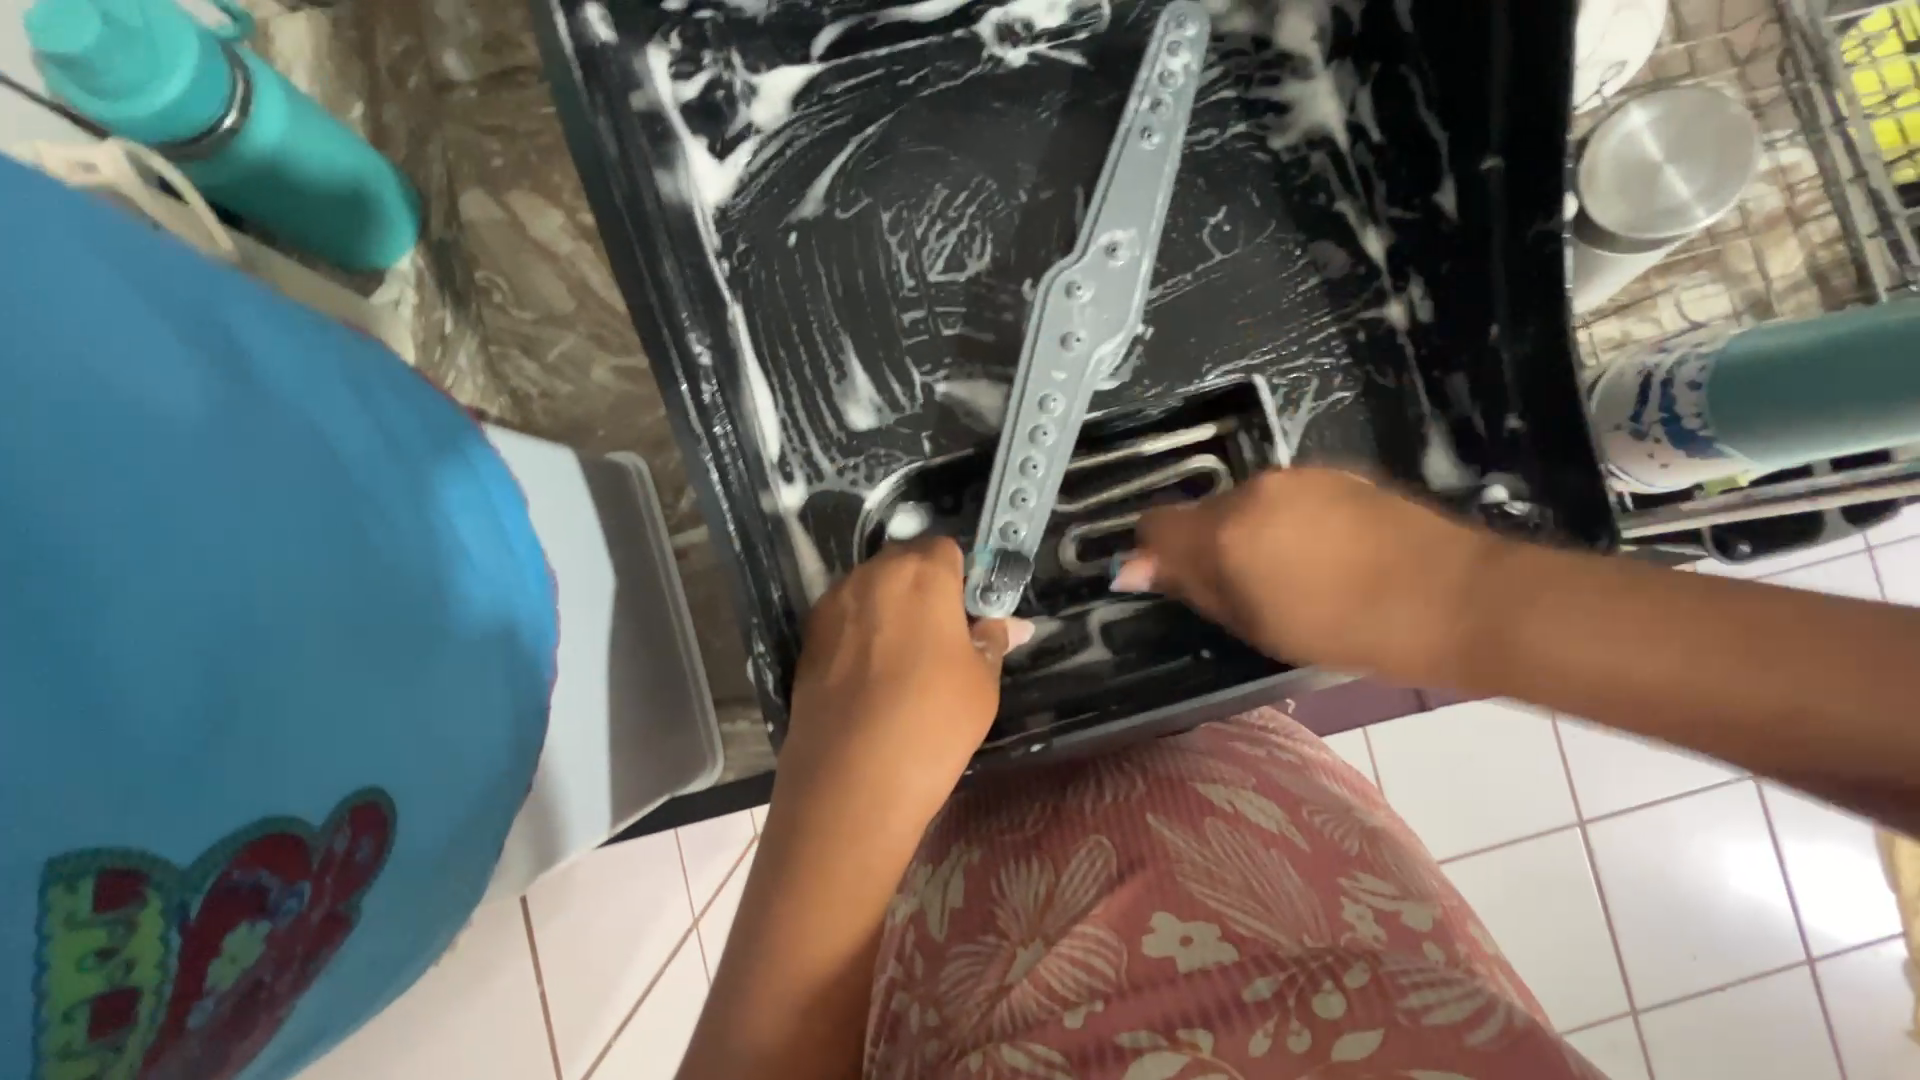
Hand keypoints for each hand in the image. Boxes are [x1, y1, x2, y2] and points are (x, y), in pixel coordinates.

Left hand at [780, 536, 1030, 820]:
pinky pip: (846, 619)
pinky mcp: (807, 636)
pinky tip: (871, 676)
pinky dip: (861, 633)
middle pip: (905, 564)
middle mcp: (872, 574)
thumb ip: (992, 641)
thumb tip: (1010, 623)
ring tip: (905, 661)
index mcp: (922, 573)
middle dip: (924, 588)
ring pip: (871, 590)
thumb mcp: (981, 683)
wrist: (850, 781)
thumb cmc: (933, 724)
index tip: (969, 614)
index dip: (961, 577)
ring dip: (890, 609)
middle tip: (942, 637)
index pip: (947, 549)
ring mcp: (834, 604)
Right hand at [1120, 467, 1494, 680]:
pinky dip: (1288, 524)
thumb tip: (1136, 569)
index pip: (1154, 526)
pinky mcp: (1337, 473)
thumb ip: (1194, 589)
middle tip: (1245, 593)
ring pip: (1246, 505)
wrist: (1457, 597)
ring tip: (1295, 578)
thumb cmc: (1348, 630)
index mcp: (1225, 532)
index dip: (1152, 555)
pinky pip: (1287, 499)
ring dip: (1250, 536)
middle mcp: (1253, 491)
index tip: (1172, 584)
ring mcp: (1298, 477)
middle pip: (1203, 514)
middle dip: (1209, 548)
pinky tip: (1329, 557)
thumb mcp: (1257, 625)